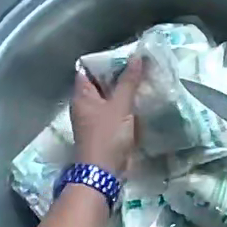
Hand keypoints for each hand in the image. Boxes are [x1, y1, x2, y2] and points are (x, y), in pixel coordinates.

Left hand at [69, 56, 143, 175]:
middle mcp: (85, 105)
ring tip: (144, 79)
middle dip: (119, 75)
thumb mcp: (120, 106)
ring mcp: (95, 119)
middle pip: (101, 83)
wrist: (104, 172)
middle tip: (140, 64)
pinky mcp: (106, 130)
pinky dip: (126, 106)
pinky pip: (116, 112)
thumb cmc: (108, 136)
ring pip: (110, 98)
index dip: (104, 60)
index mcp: (82, 96)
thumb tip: (137, 56)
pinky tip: (142, 100)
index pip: (88, 69)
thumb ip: (129, 81)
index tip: (125, 53)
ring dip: (125, 91)